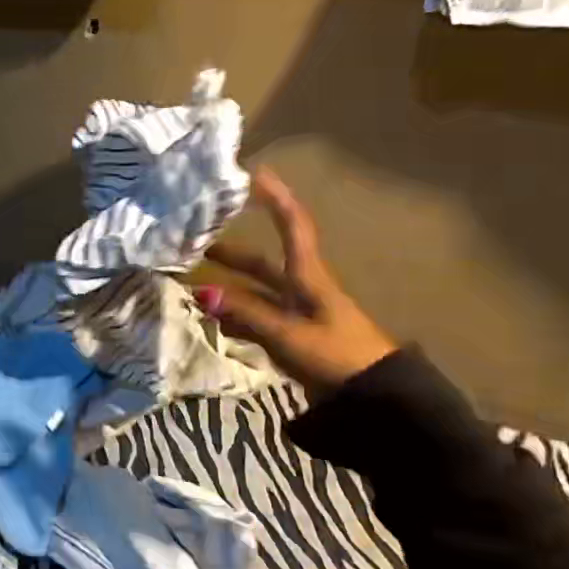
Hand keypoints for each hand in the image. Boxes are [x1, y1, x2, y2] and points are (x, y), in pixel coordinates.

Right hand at [200, 167, 397, 394]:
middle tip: (200, 244)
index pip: (292, 225)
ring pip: (258, 294)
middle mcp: (302, 289)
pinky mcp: (295, 339)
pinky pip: (259, 321)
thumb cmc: (336, 354)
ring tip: (197, 285)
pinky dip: (237, 318)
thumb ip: (246, 314)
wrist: (371, 396)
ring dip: (231, 287)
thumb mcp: (288, 333)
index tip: (253, 173)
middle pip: (264, 264)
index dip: (275, 197)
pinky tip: (216, 323)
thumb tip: (202, 293)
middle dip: (234, 252)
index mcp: (308, 277)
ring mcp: (298, 316)